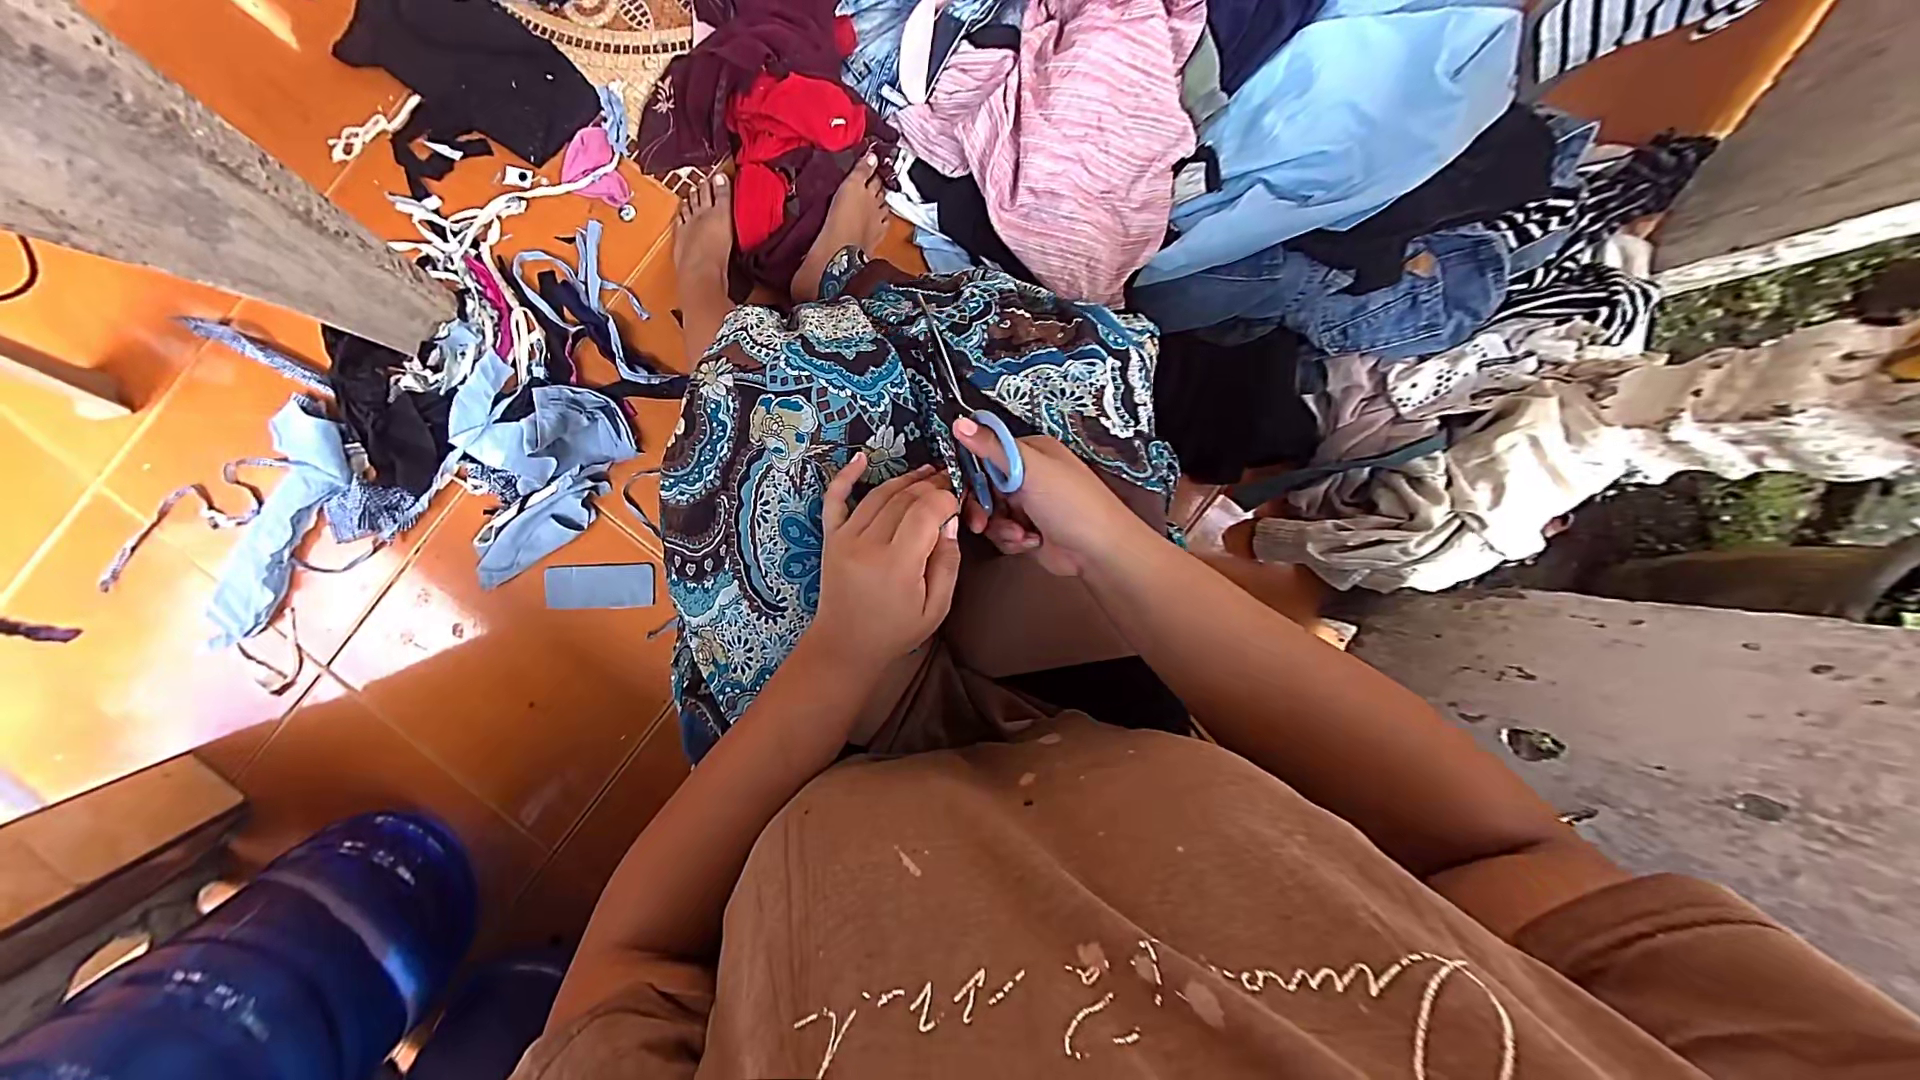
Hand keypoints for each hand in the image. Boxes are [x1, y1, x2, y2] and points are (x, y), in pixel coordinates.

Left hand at [805, 455, 961, 667]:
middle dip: (932, 486)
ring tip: (928, 473)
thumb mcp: (937, 607)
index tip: (959, 501)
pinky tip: (861, 458)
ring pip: (879, 494)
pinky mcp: (831, 538)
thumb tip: (951, 521)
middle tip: (950, 482)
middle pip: (905, 498)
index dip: (948, 498)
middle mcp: (868, 544)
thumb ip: (947, 562)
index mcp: (897, 564)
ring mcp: (844, 538)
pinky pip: (835, 499)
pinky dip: (846, 476)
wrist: (845, 645)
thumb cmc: (895, 631)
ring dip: (906, 480)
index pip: (927, 511)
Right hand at [952, 419, 1149, 576]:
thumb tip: (962, 422)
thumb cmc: (1074, 505)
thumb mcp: (1029, 469)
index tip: (965, 490)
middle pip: (983, 489)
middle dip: (984, 509)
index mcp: (1030, 453)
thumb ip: (992, 446)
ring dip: (1001, 528)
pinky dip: (1011, 541)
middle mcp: (1028, 477)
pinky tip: (1030, 541)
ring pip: (990, 514)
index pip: (986, 455)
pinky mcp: (1027, 529)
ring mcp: (1028, 504)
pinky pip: (1001, 533)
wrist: (1098, 551)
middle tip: (985, 521)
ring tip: (1021, 533)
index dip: (972, 475)